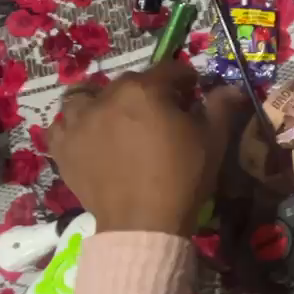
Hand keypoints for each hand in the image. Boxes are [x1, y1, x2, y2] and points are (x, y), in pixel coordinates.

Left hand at [47, 60, 246, 236]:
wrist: (144, 223)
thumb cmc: (183, 175)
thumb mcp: (214, 137)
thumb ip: (221, 105)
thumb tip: (230, 88)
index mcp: (145, 90)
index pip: (170, 70)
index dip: (187, 80)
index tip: (194, 94)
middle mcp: (107, 98)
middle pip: (130, 82)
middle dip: (149, 91)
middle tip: (163, 113)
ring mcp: (79, 123)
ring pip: (87, 96)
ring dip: (103, 100)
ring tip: (118, 118)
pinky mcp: (63, 148)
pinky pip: (62, 124)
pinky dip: (75, 125)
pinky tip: (92, 135)